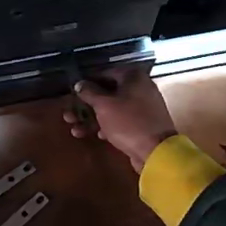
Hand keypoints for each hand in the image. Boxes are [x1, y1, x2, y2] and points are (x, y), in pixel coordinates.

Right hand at [62, 67, 178, 170]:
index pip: (105, 73)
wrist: (156, 151)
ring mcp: (143, 107)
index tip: (73, 93)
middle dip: (86, 106)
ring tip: (75, 129)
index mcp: (133, 77)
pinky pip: (122, 121)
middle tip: (69, 115)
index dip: (87, 83)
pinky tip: (97, 136)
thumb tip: (80, 84)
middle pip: (107, 93)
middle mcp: (140, 88)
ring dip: (93, 118)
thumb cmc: (128, 122)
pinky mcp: (143, 125)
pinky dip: (108, 126)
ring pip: (113, 109)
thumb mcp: (104, 105)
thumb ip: (89, 92)